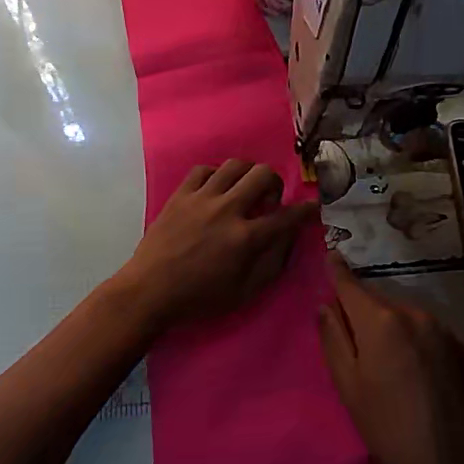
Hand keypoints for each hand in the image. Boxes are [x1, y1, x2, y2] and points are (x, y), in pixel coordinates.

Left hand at [111, 160, 319, 328]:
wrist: (149, 291)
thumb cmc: (199, 298)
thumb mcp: (244, 292)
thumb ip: (272, 263)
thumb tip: (289, 238)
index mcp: (246, 238)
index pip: (287, 217)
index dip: (306, 211)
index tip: (313, 207)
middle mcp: (227, 210)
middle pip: (263, 175)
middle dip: (276, 183)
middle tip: (270, 200)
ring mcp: (201, 198)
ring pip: (235, 165)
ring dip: (248, 174)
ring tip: (244, 190)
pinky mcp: (180, 195)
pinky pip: (204, 170)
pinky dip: (216, 175)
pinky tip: (215, 190)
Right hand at [318, 254, 463, 463]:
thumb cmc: (385, 426)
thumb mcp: (347, 384)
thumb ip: (333, 337)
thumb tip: (325, 306)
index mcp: (381, 321)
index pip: (351, 285)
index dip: (337, 270)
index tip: (331, 254)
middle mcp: (414, 314)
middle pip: (378, 299)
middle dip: (362, 308)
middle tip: (351, 332)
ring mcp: (442, 329)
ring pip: (403, 314)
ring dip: (389, 323)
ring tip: (383, 358)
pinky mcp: (460, 347)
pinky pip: (426, 330)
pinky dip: (413, 337)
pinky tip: (411, 368)